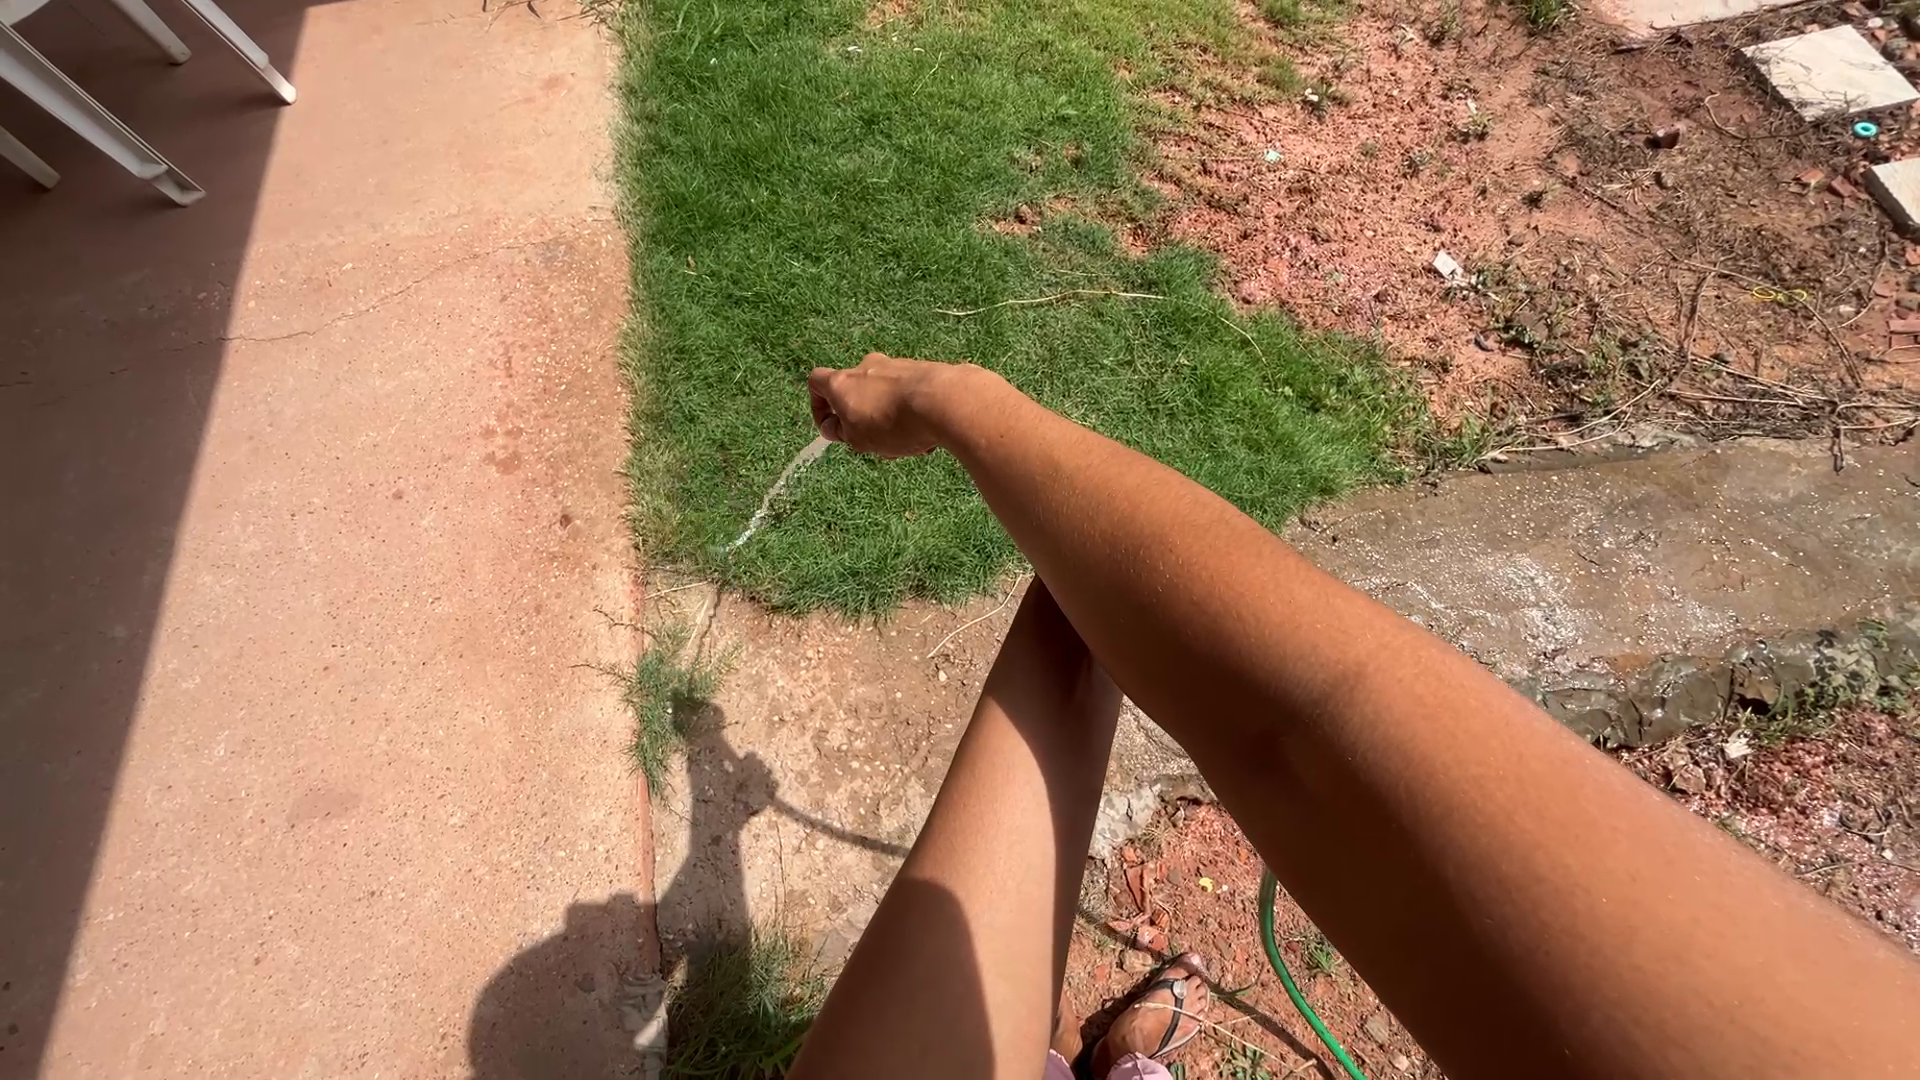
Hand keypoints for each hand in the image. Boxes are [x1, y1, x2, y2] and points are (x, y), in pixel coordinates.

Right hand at [808, 353, 970, 457]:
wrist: (943, 401)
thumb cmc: (894, 423)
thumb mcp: (857, 439)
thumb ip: (841, 431)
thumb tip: (835, 425)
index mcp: (843, 381)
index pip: (816, 382)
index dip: (819, 407)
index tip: (834, 428)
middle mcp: (867, 367)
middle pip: (857, 393)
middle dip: (865, 420)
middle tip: (878, 444)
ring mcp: (897, 366)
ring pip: (886, 397)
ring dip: (892, 421)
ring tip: (909, 443)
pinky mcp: (924, 371)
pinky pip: (911, 395)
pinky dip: (914, 414)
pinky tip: (928, 435)